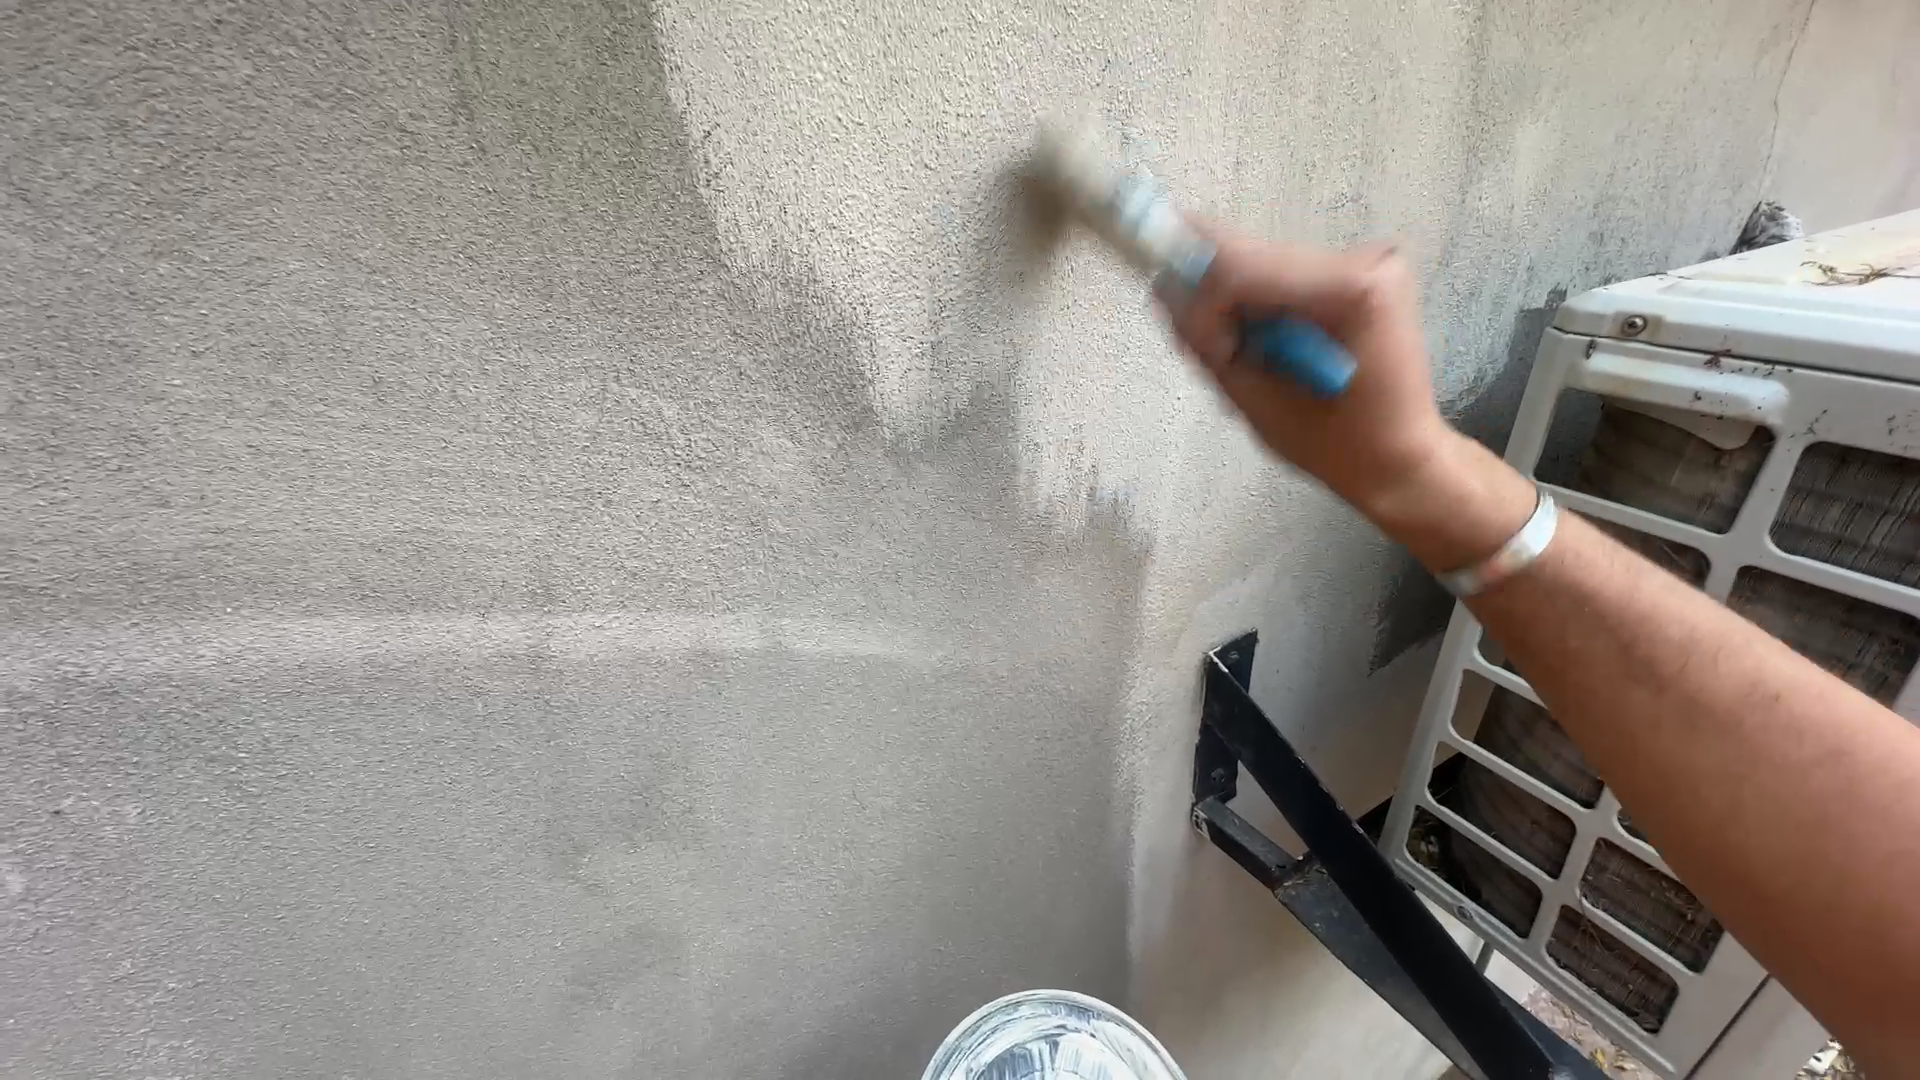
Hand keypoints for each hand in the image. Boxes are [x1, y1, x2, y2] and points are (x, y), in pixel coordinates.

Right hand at [1161, 231, 1453, 518]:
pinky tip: (1265, 348)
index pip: (1240, 266)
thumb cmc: (1332, 446)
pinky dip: (1252, 309)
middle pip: (1247, 255)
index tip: (1177, 329)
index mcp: (1350, 292)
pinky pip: (1276, 277)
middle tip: (1210, 353)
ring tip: (1244, 359)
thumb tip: (1161, 291)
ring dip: (1230, 308)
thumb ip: (1205, 343)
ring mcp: (1362, 262)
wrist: (1396, 458)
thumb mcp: (1254, 400)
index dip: (1194, 296)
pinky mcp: (1352, 273)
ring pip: (1256, 263)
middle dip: (1209, 300)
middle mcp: (1362, 260)